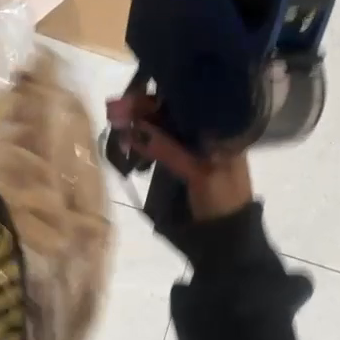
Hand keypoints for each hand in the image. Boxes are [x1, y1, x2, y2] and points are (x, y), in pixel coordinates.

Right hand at [106, 95, 254, 221]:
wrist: (224, 242)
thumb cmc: (221, 201)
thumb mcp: (198, 172)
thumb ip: (167, 147)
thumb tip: (133, 124)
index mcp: (221, 130)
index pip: (188, 103)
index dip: (160, 98)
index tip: (134, 97)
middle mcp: (206, 134)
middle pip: (170, 114)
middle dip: (143, 110)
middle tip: (115, 109)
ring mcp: (191, 150)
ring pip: (161, 129)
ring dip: (138, 124)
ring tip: (115, 122)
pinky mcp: (178, 164)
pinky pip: (158, 146)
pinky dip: (141, 142)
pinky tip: (125, 139)